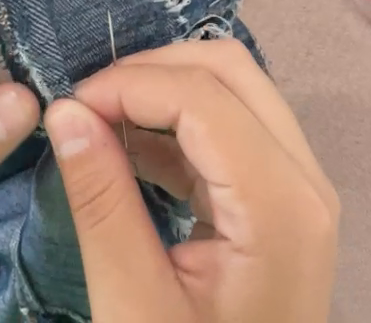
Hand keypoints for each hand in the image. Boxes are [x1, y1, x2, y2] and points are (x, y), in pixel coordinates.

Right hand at [43, 41, 340, 321]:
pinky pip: (232, 124)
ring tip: (100, 119)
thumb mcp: (134, 306)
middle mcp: (305, 177)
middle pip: (230, 71)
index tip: (68, 105)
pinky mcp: (282, 195)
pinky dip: (178, 120)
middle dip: (151, 70)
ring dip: (165, 88)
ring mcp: (300, 184)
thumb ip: (102, 200)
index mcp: (280, 206)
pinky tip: (130, 145)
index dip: (129, 84)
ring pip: (234, 88)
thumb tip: (65, 111)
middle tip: (87, 104)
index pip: (203, 96)